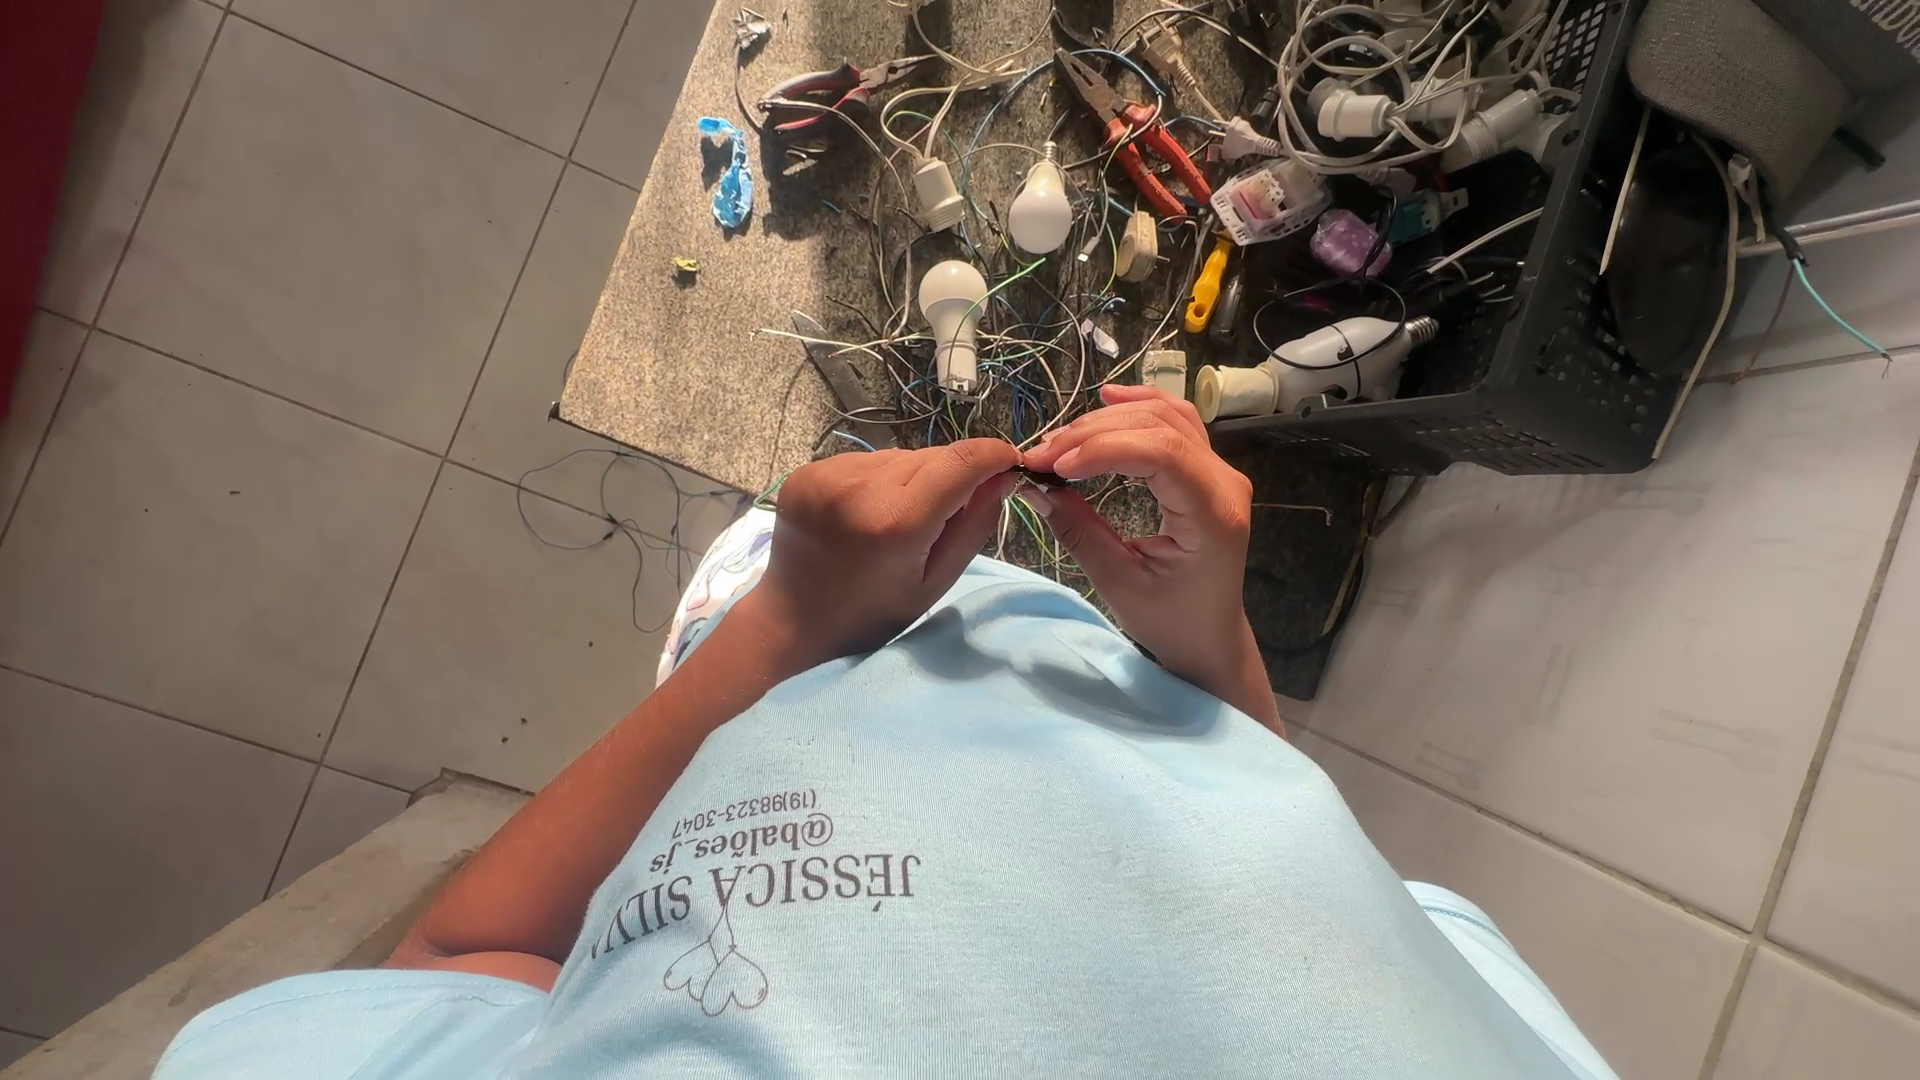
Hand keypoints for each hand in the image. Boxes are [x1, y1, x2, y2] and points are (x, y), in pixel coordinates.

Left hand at [755, 438, 1020, 662]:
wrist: (791, 621)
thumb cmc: (871, 614)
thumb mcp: (935, 582)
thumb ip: (974, 525)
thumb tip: (1003, 476)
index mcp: (896, 521)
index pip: (962, 461)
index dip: (994, 454)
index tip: (1009, 463)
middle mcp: (860, 486)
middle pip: (931, 456)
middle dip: (951, 476)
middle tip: (943, 515)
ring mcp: (827, 474)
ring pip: (899, 456)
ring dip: (913, 478)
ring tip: (897, 518)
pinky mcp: (807, 472)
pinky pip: (866, 461)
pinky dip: (878, 480)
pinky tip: (866, 513)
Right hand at [1019, 385, 1280, 730]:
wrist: (1209, 637)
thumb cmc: (1170, 621)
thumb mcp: (1118, 582)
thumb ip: (1078, 530)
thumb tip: (1035, 487)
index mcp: (1213, 514)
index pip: (1161, 453)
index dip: (1103, 449)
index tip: (1053, 465)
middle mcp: (1225, 482)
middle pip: (1160, 426)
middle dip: (1094, 433)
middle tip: (1042, 455)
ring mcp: (1220, 472)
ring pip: (1166, 416)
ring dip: (1108, 420)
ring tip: (1061, 440)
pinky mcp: (1207, 471)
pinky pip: (1176, 423)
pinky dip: (1140, 406)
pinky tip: (1109, 398)